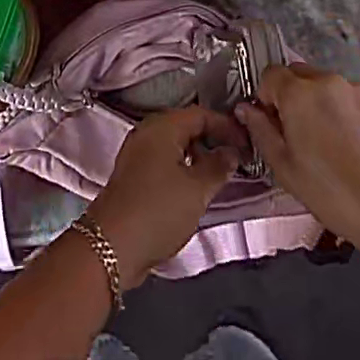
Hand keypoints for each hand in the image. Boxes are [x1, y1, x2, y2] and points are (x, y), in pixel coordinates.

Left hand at [87, 106, 246, 283]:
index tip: (246, 142)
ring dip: (199, 154)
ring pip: (175, 143)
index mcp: (161, 127)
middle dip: (213, 138)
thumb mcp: (197, 189)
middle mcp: (146, 133)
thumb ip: (218, 166)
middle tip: (237, 156)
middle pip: (186, 125)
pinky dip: (184, 165)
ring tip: (221, 173)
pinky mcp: (134, 173)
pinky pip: (165, 159)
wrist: (112, 245)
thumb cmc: (157, 211)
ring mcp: (137, 153)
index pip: (200, 114)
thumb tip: (230, 153)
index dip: (226, 125)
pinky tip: (197, 185)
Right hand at [235, 64, 359, 244]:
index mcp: (299, 93)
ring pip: (324, 86)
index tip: (271, 123)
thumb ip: (260, 130)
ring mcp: (356, 91)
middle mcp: (327, 82)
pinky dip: (341, 113)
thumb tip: (246, 110)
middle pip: (297, 74)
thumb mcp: (284, 167)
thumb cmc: (332, 192)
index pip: (270, 74)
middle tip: (295, 133)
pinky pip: (348, 99)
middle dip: (290, 96)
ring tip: (326, 143)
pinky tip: (349, 147)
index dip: (265, 97)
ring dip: (316, 103)